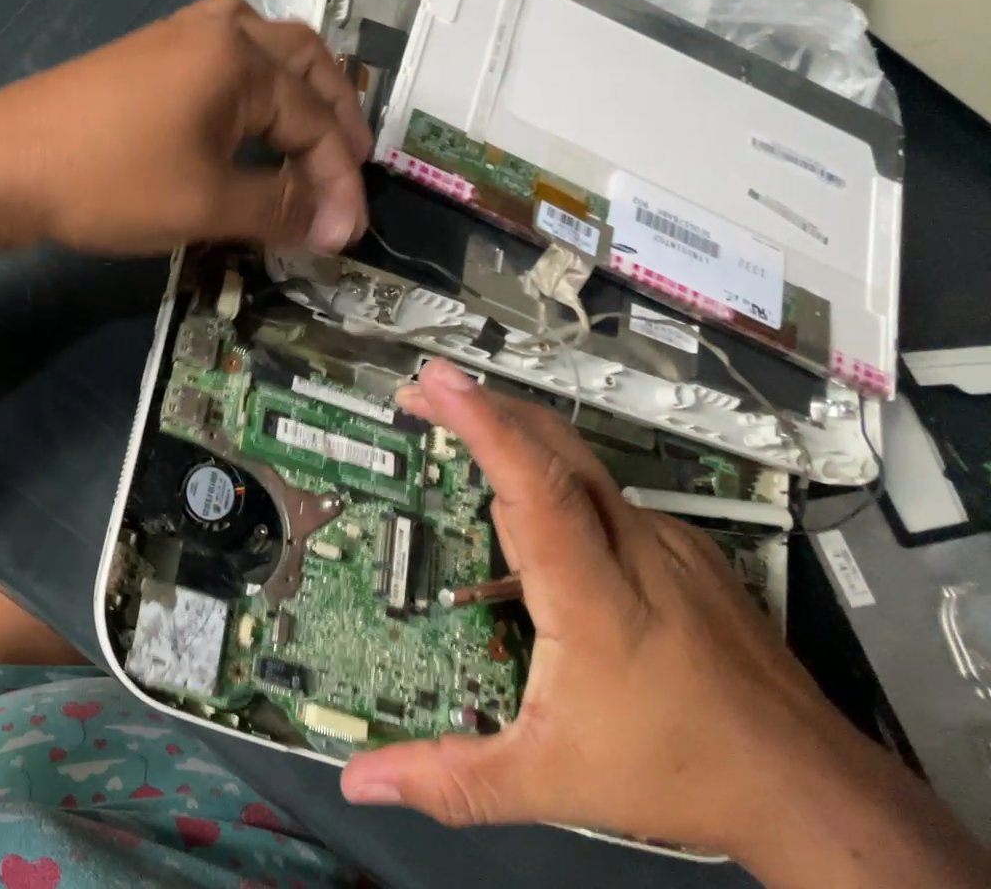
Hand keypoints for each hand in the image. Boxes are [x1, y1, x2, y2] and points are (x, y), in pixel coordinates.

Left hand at [0, 0, 370, 254]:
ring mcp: (172, 37)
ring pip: (262, 55)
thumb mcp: (203, 202)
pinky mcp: (142, 58)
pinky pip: (221, 64)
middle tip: (351, 167)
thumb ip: (276, 210)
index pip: (313, 119)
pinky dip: (252, 94)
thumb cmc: (108, 183)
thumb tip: (337, 225)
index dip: (337, 181)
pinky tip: (245, 120)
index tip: (349, 233)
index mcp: (240, 56)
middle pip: (302, 65)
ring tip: (310, 138)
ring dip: (296, 95)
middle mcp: (215, 30)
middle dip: (333, 118)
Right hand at [342, 361, 988, 885]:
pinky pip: (607, 494)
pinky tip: (526, 496)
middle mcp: (636, 553)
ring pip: (583, 465)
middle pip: (557, 450)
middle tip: (423, 387)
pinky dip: (551, 472)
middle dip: (485, 406)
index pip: (537, 488)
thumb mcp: (549, 782)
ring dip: (515, 433)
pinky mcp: (685, 555)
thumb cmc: (678, 774)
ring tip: (458, 421)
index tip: (440, 384)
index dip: (485, 428)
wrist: (815, 791)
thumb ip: (450, 781)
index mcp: (596, 597)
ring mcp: (669, 547)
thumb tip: (360, 781)